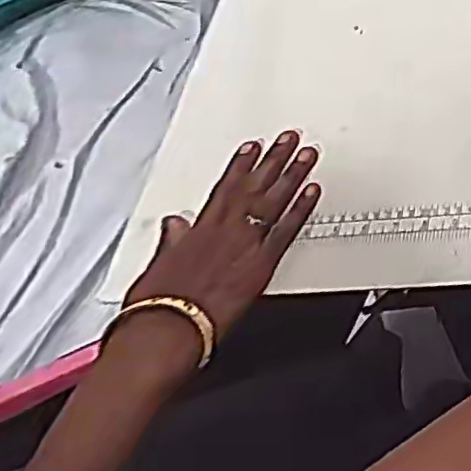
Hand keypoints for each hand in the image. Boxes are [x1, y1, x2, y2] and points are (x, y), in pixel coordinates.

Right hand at [117, 131, 322, 370]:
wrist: (164, 333)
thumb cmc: (156, 307)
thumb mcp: (157, 266)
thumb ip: (173, 239)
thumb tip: (175, 222)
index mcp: (199, 230)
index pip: (225, 187)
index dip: (241, 165)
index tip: (254, 146)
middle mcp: (225, 230)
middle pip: (255, 186)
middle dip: (275, 159)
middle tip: (292, 137)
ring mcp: (247, 243)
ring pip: (275, 200)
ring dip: (294, 174)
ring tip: (308, 153)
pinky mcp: (264, 261)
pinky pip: (287, 229)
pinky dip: (302, 208)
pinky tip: (314, 190)